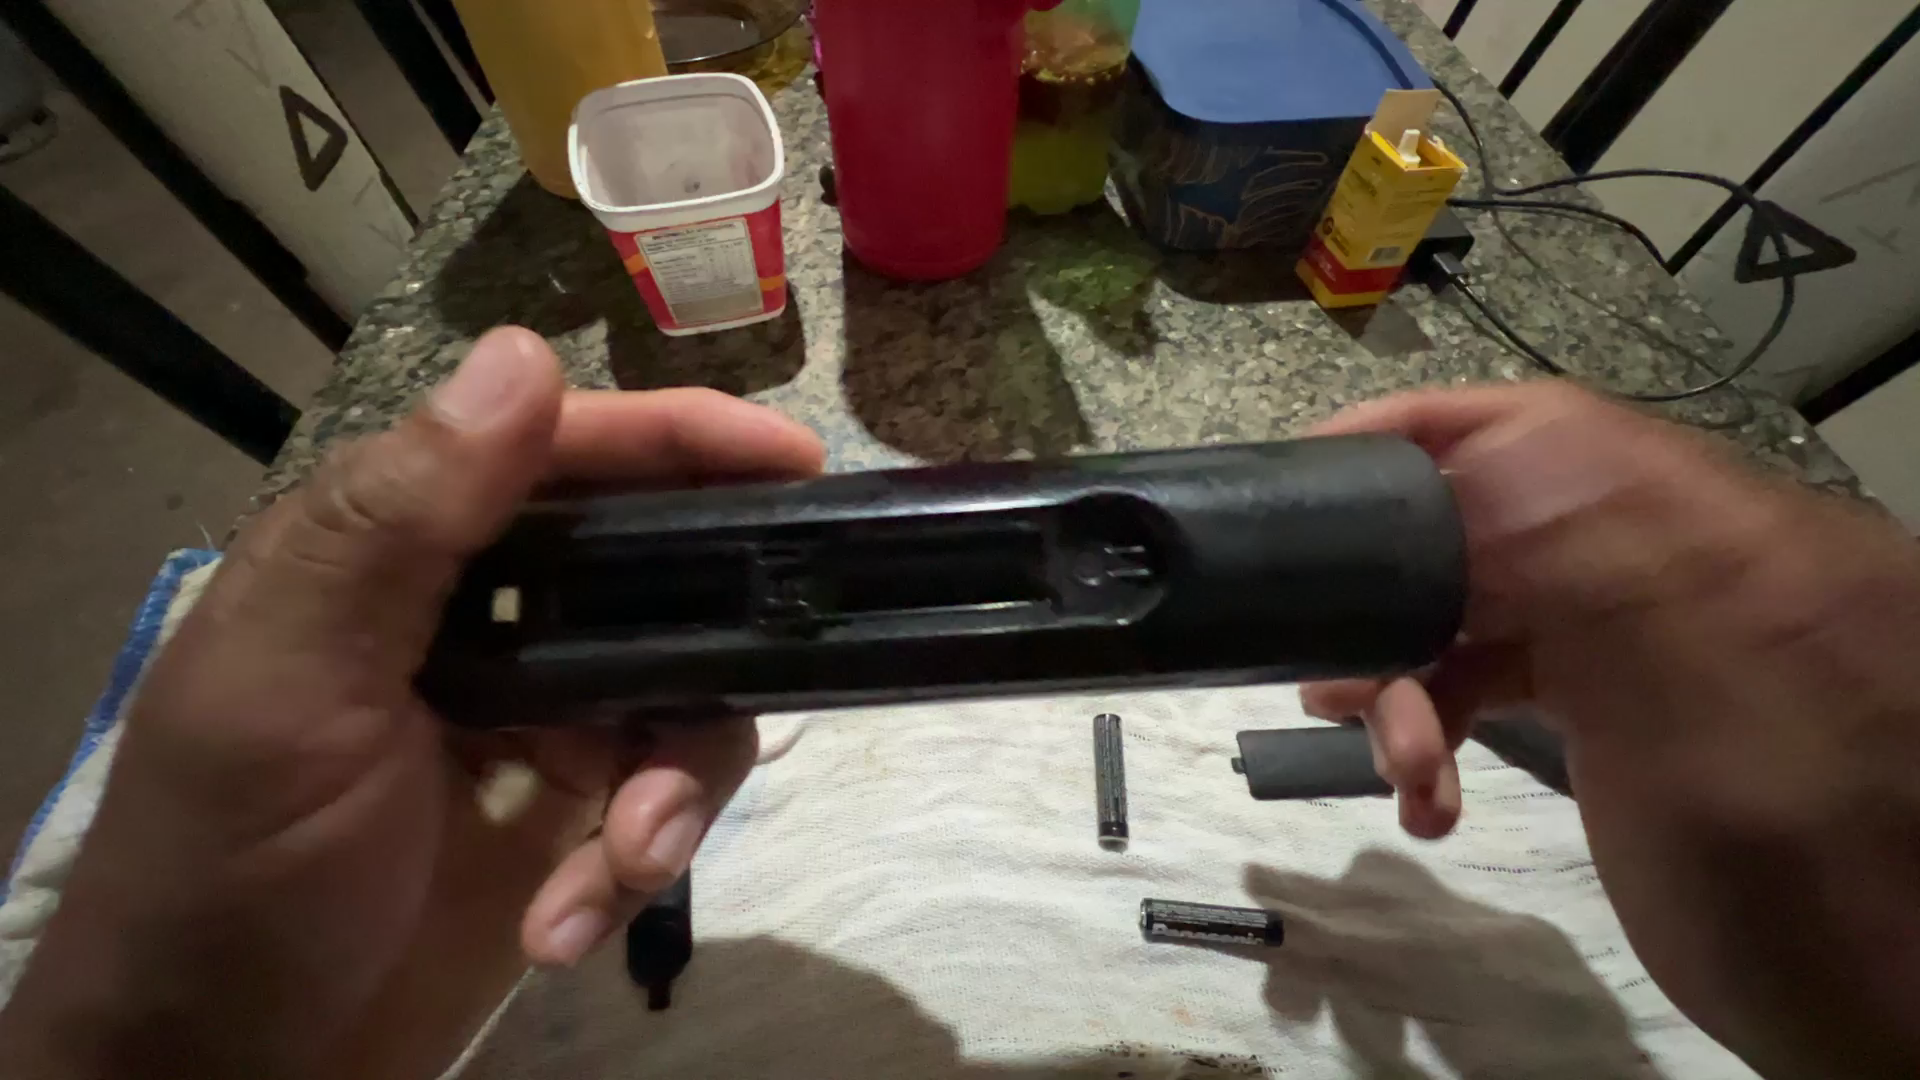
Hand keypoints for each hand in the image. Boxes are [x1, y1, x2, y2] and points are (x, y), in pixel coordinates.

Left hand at [0, 328, 823, 1079]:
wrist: (244, 1062)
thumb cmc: (235, 864)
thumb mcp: (290, 682)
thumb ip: (400, 521)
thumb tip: (527, 352)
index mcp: (436, 549)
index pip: (586, 453)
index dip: (694, 438)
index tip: (799, 456)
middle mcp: (519, 609)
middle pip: (674, 567)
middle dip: (728, 618)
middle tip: (794, 634)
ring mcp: (571, 702)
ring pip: (697, 691)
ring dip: (679, 778)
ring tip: (632, 850)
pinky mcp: (602, 788)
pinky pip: (677, 788)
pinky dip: (644, 851)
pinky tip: (574, 916)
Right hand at [1299, 383, 1919, 1076]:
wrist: (1886, 1017)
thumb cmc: (1813, 893)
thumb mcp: (1717, 740)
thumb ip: (1618, 591)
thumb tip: (1497, 471)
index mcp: (1714, 547)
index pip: (1545, 430)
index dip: (1421, 429)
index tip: (1316, 469)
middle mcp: (1664, 570)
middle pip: (1482, 524)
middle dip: (1387, 584)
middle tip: (1324, 649)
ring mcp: (1628, 638)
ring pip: (1470, 609)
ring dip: (1403, 676)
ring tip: (1387, 756)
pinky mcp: (1602, 696)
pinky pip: (1487, 676)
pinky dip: (1435, 726)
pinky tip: (1425, 795)